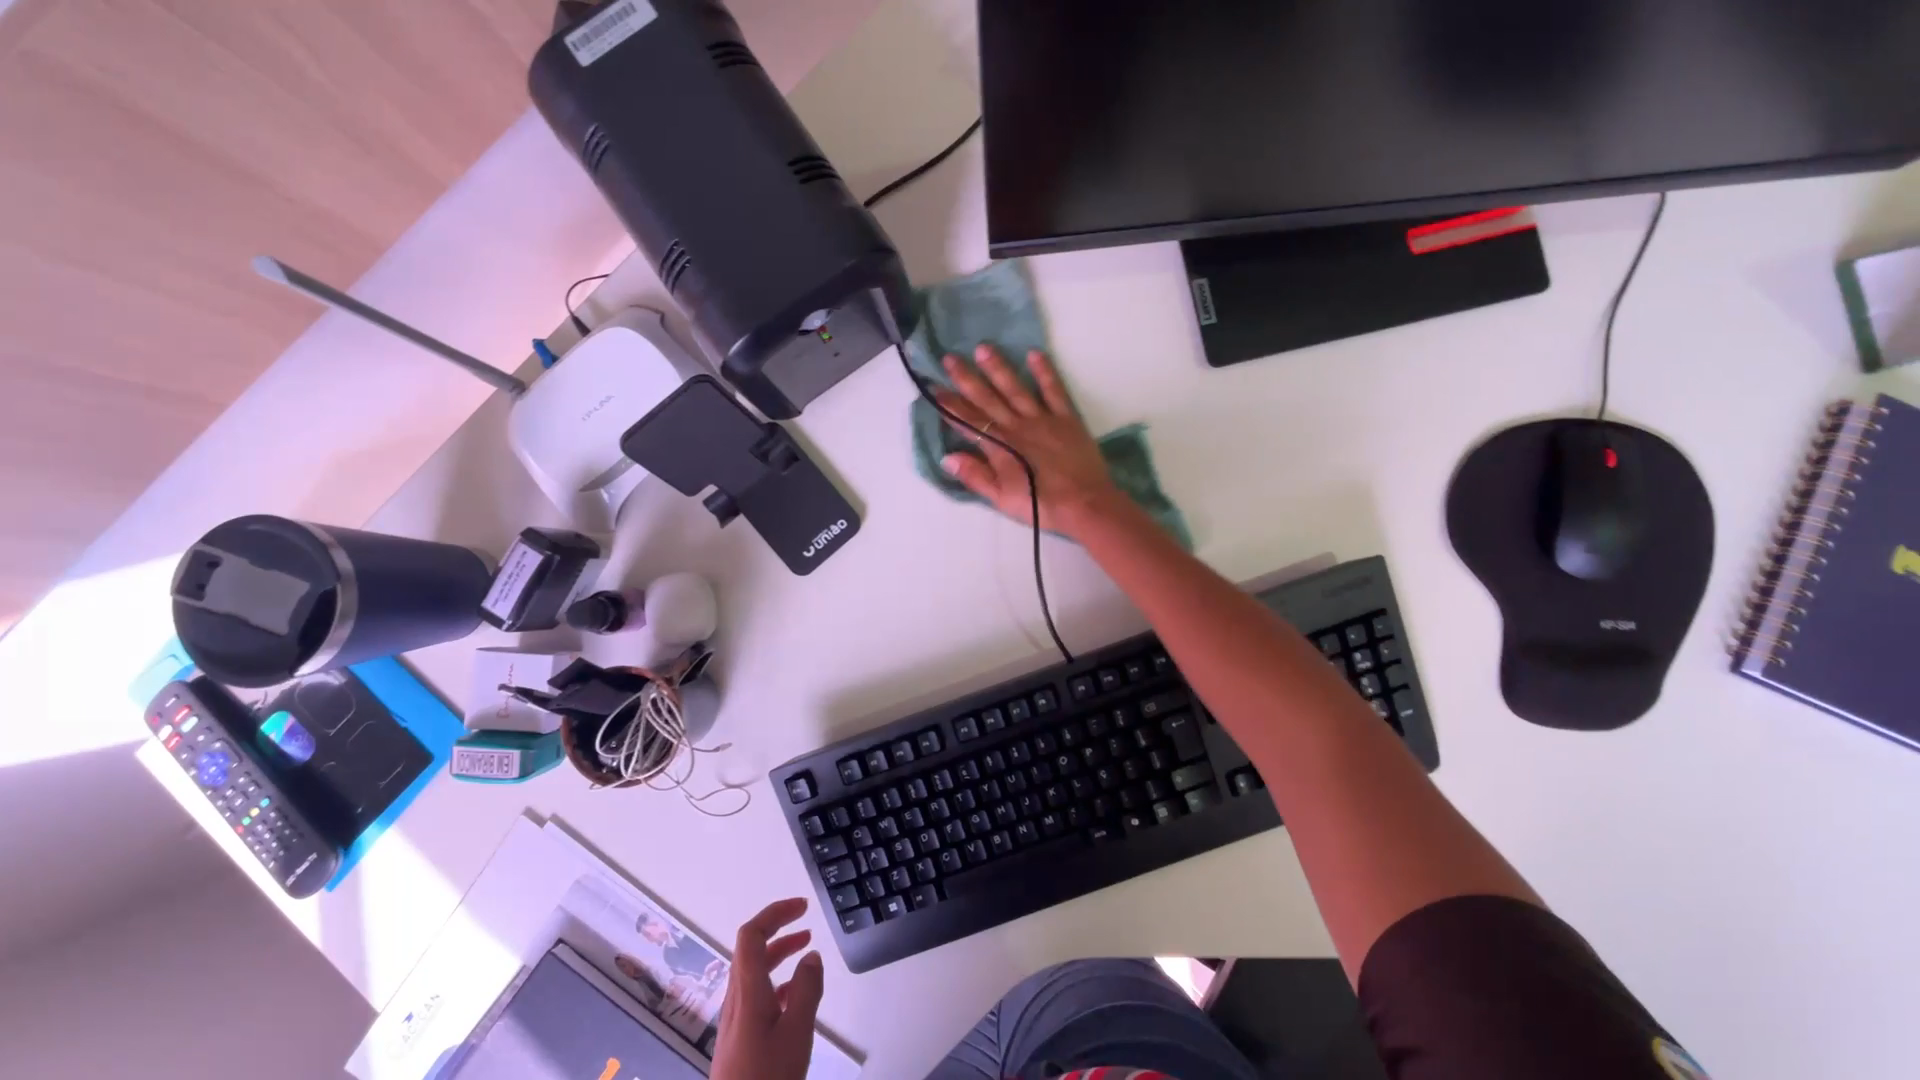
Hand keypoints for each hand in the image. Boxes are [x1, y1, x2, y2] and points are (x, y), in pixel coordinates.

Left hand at [709, 899, 822, 1079]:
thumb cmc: (768, 1078)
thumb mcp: (796, 1033)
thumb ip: (806, 991)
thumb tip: (811, 956)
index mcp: (747, 992)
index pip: (751, 935)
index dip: (774, 913)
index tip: (802, 907)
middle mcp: (736, 1000)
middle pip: (750, 950)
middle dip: (777, 929)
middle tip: (807, 921)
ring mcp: (735, 1020)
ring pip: (753, 972)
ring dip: (777, 954)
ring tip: (805, 949)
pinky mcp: (739, 1038)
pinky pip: (755, 994)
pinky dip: (775, 980)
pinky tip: (794, 994)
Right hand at [935, 344, 1123, 538]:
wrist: (1084, 504)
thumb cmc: (1040, 506)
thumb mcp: (1001, 499)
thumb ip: (975, 476)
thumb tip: (948, 457)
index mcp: (999, 446)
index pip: (968, 421)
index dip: (950, 405)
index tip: (934, 388)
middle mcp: (1017, 426)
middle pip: (987, 398)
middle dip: (966, 378)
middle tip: (949, 358)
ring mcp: (1042, 418)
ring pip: (1015, 388)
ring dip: (998, 368)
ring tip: (983, 348)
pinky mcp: (1066, 418)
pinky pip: (1053, 390)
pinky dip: (1044, 372)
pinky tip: (1034, 355)